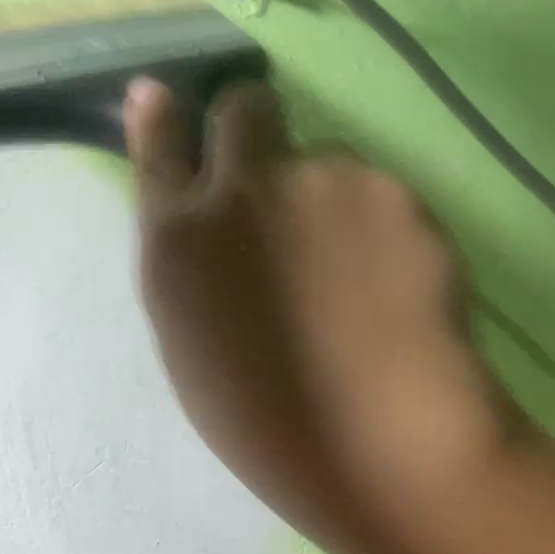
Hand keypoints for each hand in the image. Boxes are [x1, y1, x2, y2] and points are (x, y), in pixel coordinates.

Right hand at [124, 78, 529, 553]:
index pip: (158, 142)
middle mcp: (241, 195)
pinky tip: (395, 288)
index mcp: (177, 248)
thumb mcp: (196, 356)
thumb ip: (190, 274)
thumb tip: (198, 222)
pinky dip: (381, 226)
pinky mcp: (396, 191)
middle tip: (280, 196)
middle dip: (254, 137)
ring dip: (327, 199)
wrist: (386, 449)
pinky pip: (378, 192)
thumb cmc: (275, 433)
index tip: (169, 104)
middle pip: (243, 108)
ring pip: (322, 160)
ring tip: (353, 282)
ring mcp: (322, 184)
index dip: (165, 120)